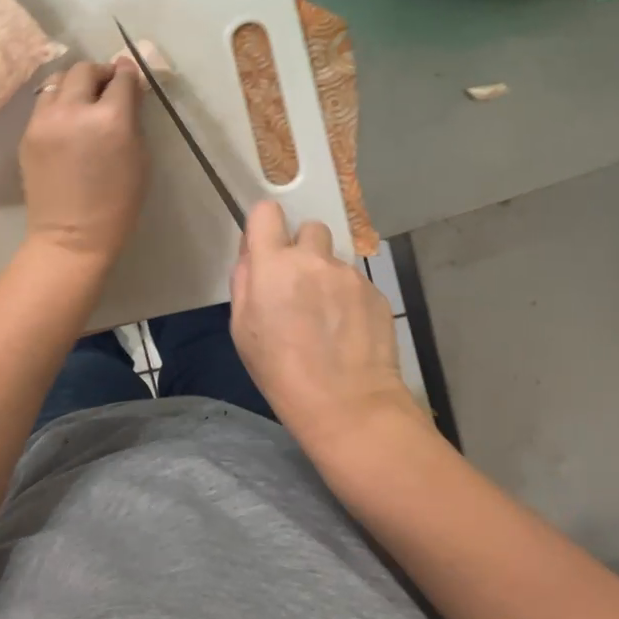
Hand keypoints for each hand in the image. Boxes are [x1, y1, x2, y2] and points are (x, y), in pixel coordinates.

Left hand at [20, 60, 146, 262]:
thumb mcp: (139, 157)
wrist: (71, 236)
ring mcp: (44, 120)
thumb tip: (127, 92)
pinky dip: (57, 104)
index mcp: (110, 118)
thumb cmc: (117, 203)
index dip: (127, 72)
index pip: (121, 77)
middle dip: (100, 73)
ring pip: (58, 80)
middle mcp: (74, 110)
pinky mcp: (27, 133)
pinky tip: (66, 122)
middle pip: (84, 69)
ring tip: (82, 101)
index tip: (129, 74)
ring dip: (74, 84)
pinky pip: (43, 104)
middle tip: (107, 87)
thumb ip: (132, 118)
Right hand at [230, 201, 425, 450]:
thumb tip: (253, 258)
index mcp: (273, 264)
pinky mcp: (376, 293)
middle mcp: (313, 259)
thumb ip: (245, 282)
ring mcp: (349, 275)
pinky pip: (355, 283)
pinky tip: (347, 332)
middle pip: (308, 229)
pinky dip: (349, 299)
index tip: (267, 248)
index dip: (265, 226)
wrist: (348, 406)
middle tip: (299, 286)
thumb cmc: (281, 371)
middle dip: (302, 250)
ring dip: (326, 277)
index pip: (267, 212)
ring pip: (333, 260)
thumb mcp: (242, 329)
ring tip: (326, 318)